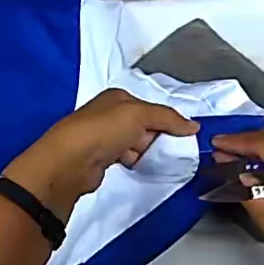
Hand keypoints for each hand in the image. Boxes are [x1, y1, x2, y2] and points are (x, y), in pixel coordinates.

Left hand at [2, 88, 199, 217]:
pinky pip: (125, 158)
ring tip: (152, 159)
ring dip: (145, 151)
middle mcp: (108, 115)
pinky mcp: (100, 158)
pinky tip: (138, 166)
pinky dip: (134, 161)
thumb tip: (192, 126)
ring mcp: (102, 137)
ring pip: (135, 143)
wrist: (71, 163)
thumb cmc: (102, 130)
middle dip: (156, 137)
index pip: (149, 107)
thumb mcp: (140, 115)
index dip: (166, 120)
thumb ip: (168, 118)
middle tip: (167, 148)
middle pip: (143, 125)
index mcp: (116, 98)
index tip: (181, 134)